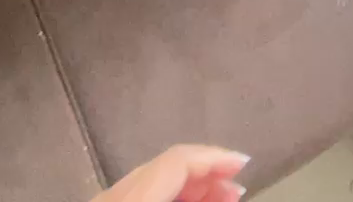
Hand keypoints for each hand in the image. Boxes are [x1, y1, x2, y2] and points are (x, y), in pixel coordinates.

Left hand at [89, 145, 251, 201]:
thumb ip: (200, 201)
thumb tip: (230, 190)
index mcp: (131, 193)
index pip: (177, 159)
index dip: (214, 156)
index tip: (245, 162)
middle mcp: (115, 189)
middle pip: (166, 165)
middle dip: (206, 172)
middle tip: (238, 187)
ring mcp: (107, 197)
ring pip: (156, 179)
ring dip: (192, 186)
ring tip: (223, 197)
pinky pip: (146, 192)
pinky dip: (173, 195)